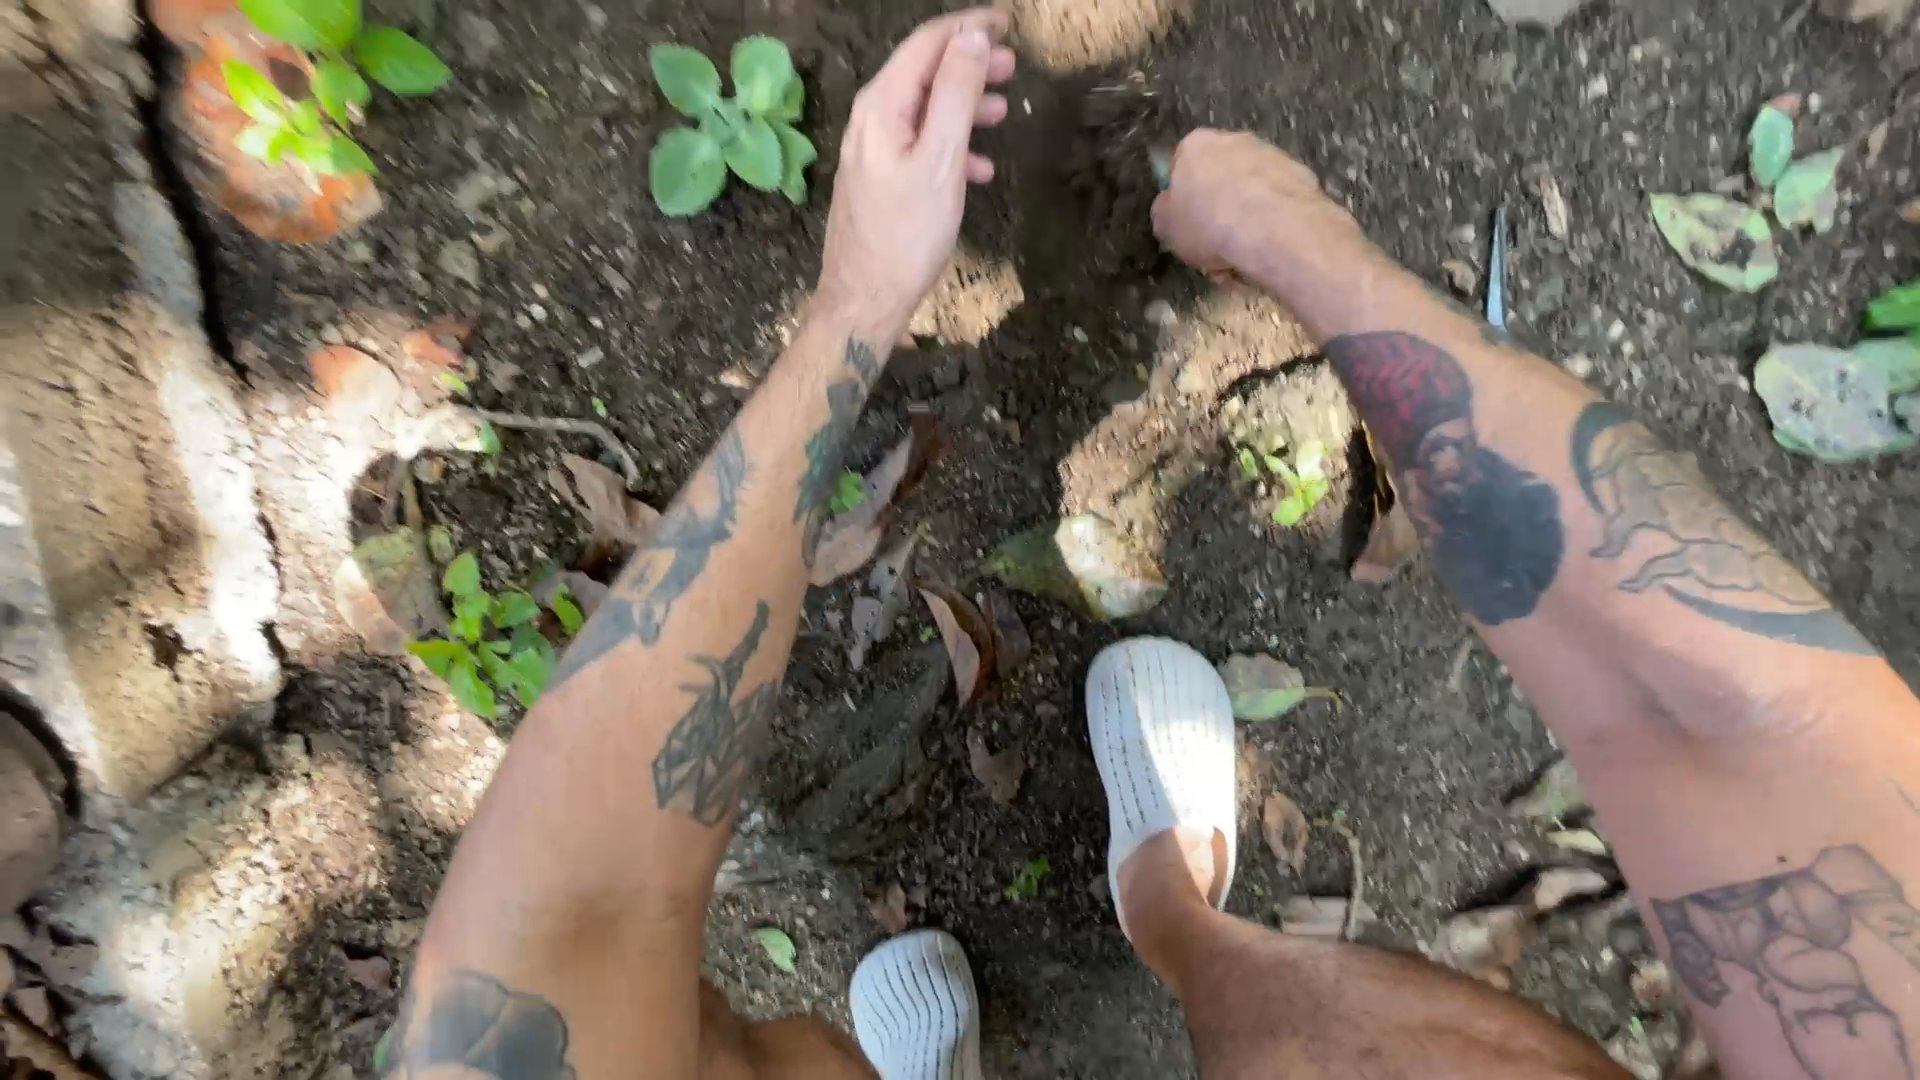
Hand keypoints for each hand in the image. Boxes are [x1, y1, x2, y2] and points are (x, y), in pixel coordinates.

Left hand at [815, 10, 1015, 335]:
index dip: (968, 29)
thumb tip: (973, 39)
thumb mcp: (940, 160)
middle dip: (969, 67)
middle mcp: (870, 122)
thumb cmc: (906, 235)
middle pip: (924, 76)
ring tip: (1002, 114)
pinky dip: (950, 149)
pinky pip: (918, 150)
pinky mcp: (878, 184)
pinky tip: (979, 170)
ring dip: (964, 109)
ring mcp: (871, 155)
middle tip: (1012, 69)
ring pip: (924, 115)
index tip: (1006, 26)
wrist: (865, 299)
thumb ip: (956, 95)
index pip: (926, 45)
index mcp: (882, 107)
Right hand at [1151, 130, 1363, 281]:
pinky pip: (1272, 204)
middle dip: (1214, 215)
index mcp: (1196, 146)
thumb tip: (1170, 207)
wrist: (1272, 228)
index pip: (1181, 165)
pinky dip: (1265, 227)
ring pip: (1246, 196)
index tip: (1185, 225)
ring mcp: (1270, 155)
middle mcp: (1234, 140)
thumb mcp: (1166, 227)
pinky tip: (1260, 253)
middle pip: (1217, 181)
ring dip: (1239, 227)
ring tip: (1236, 262)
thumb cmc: (1208, 224)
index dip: (1182, 198)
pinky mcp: (1298, 174)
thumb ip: (1164, 212)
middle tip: (1211, 250)